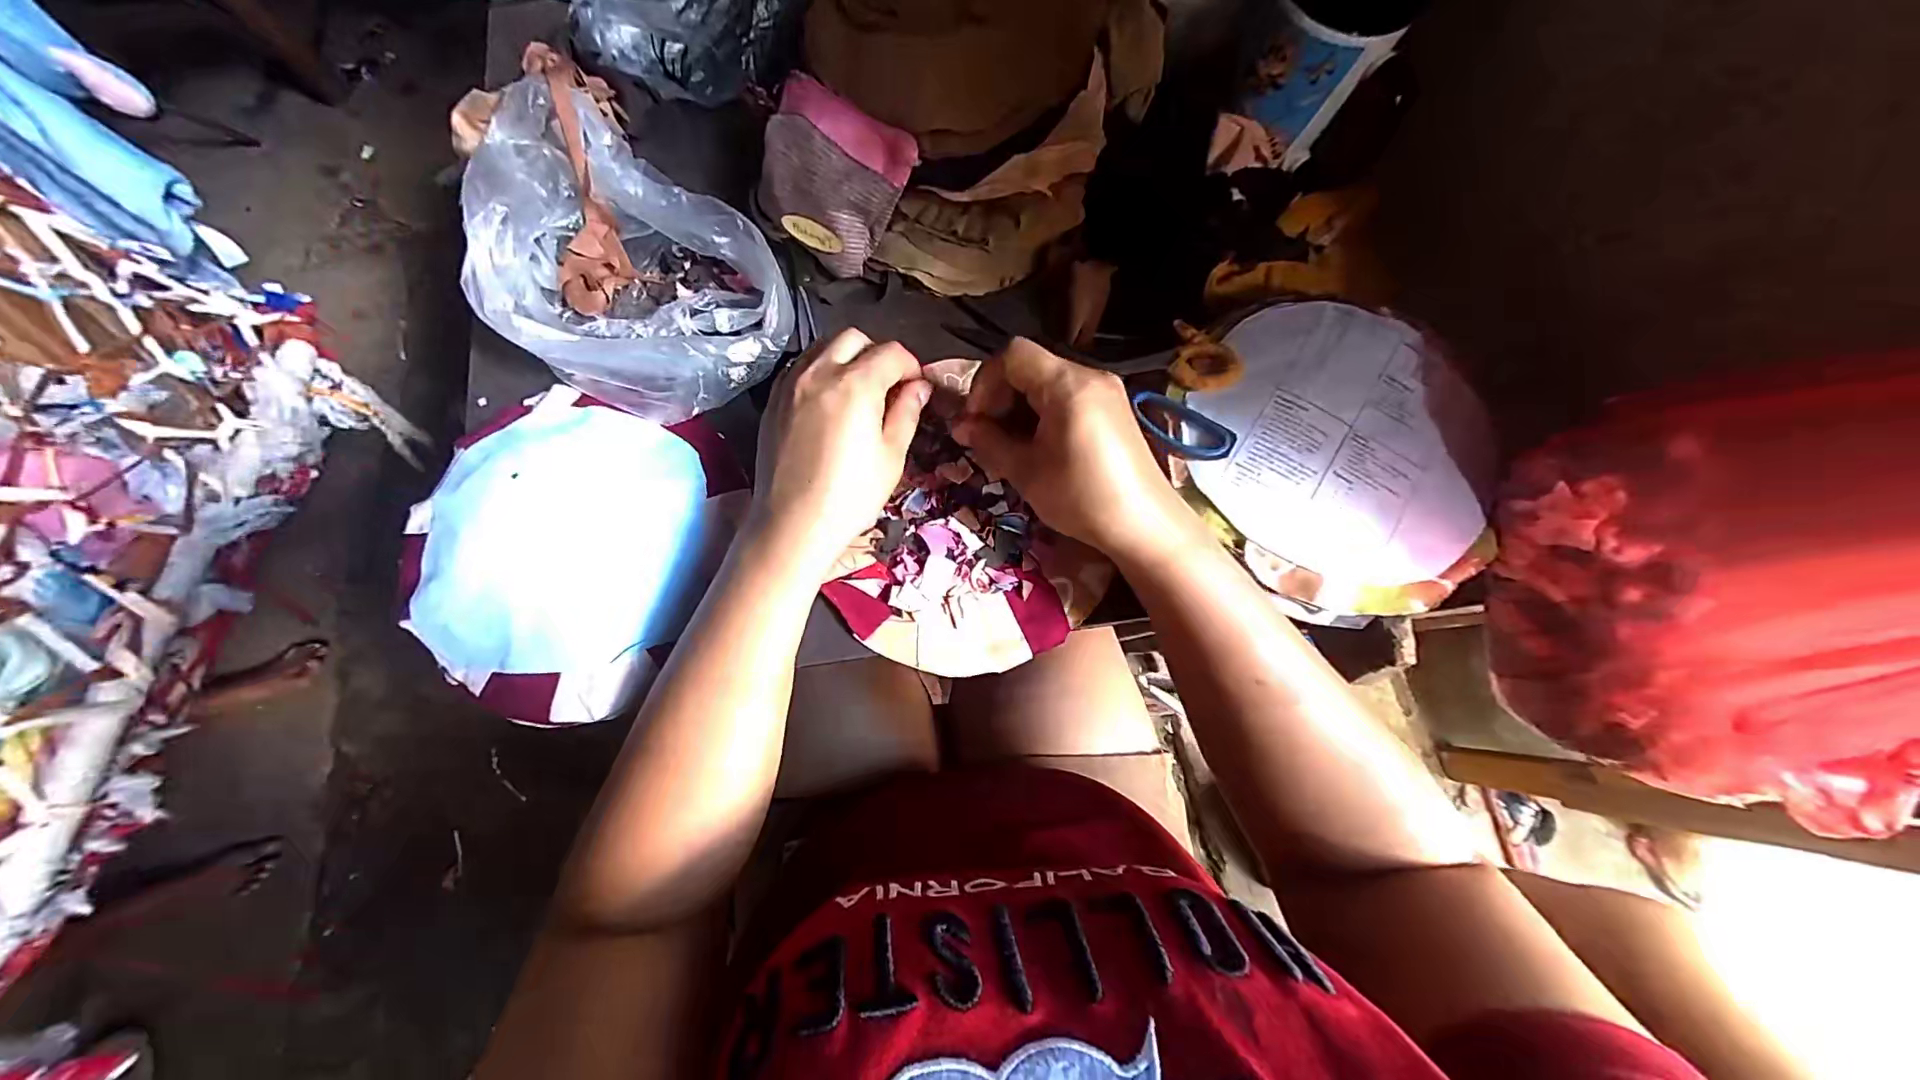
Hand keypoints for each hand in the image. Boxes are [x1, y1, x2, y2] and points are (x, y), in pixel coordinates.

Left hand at [750, 329, 929, 577]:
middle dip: (877, 354)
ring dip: (847, 358)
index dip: (912, 366)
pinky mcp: (773, 401)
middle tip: (889, 386)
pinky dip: (821, 371)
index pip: (892, 353)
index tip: (917, 386)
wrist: (793, 524)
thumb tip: (918, 388)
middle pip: (855, 338)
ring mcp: (791, 385)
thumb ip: (906, 413)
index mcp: (856, 385)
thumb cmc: (849, 497)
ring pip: (823, 347)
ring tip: (859, 392)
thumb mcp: (891, 456)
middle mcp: (819, 373)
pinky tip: (830, 402)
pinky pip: (801, 368)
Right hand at [952, 337, 1198, 567]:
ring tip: (1011, 449)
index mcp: (1068, 384)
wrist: (1143, 526)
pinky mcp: (1113, 410)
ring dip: (1020, 409)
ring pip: (1047, 383)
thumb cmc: (1081, 498)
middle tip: (988, 438)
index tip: (976, 421)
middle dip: (1001, 398)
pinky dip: (1044, 415)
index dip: (984, 383)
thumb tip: (963, 426)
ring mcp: (1106, 392)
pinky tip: (1039, 450)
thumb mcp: (1026, 472)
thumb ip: (989, 441)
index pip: (1013, 355)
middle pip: (1030, 366)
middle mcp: (1090, 376)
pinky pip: (1068, 398)